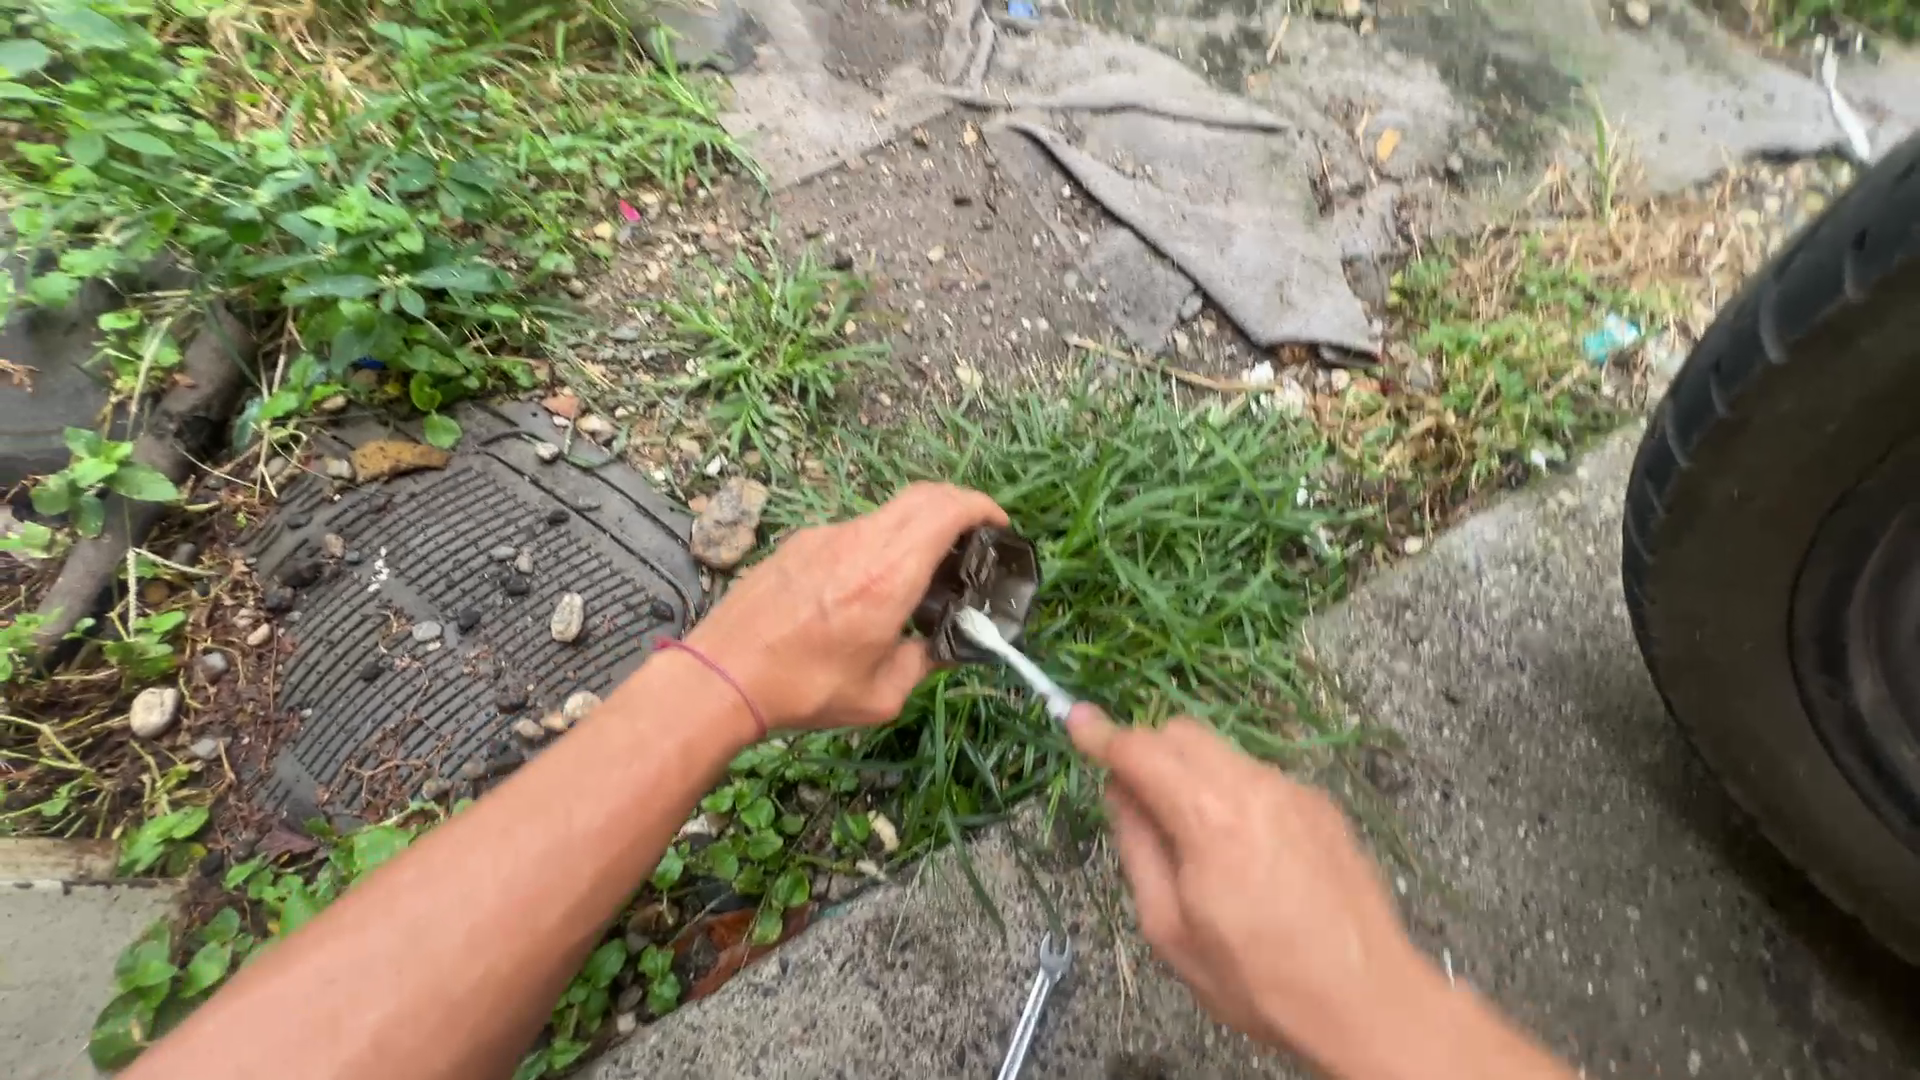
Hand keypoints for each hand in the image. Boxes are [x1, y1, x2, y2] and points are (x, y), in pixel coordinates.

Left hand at [685, 482, 1007, 731]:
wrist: (721, 674)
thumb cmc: (805, 689)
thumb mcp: (881, 695)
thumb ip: (922, 664)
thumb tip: (942, 648)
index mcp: (889, 575)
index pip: (946, 510)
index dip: (981, 507)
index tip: (999, 523)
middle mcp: (861, 542)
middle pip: (923, 495)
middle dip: (958, 504)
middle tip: (974, 535)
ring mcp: (826, 536)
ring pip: (888, 511)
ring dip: (918, 523)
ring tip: (925, 565)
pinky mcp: (800, 542)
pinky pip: (855, 530)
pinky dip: (882, 539)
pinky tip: (870, 582)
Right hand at [1068, 706, 1428, 1066]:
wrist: (1372, 1004)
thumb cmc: (1259, 980)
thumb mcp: (1169, 929)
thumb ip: (1137, 847)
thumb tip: (1119, 790)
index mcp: (1208, 819)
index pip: (1141, 752)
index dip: (1101, 734)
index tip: (1074, 718)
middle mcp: (1252, 786)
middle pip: (1180, 732)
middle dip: (1147, 751)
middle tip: (1137, 800)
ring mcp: (1292, 789)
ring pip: (1218, 749)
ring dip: (1188, 771)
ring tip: (1197, 838)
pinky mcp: (1319, 802)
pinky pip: (1255, 774)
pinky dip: (1229, 789)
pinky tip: (1246, 849)